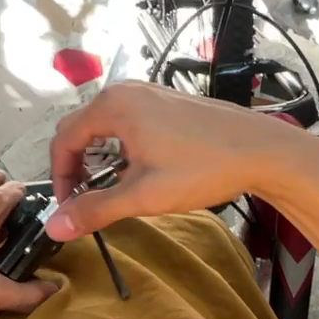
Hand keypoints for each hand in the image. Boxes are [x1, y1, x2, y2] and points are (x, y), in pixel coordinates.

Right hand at [46, 82, 318, 239]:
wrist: (263, 149)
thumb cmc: (203, 169)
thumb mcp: (144, 195)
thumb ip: (95, 209)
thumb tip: (55, 227)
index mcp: (112, 106)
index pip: (64, 140)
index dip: (59, 176)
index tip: (69, 206)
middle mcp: (124, 91)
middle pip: (79, 128)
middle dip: (74, 166)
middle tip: (84, 199)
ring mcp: (146, 92)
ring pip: (101, 124)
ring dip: (96, 156)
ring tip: (108, 187)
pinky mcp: (164, 99)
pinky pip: (124, 119)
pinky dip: (117, 145)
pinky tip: (136, 169)